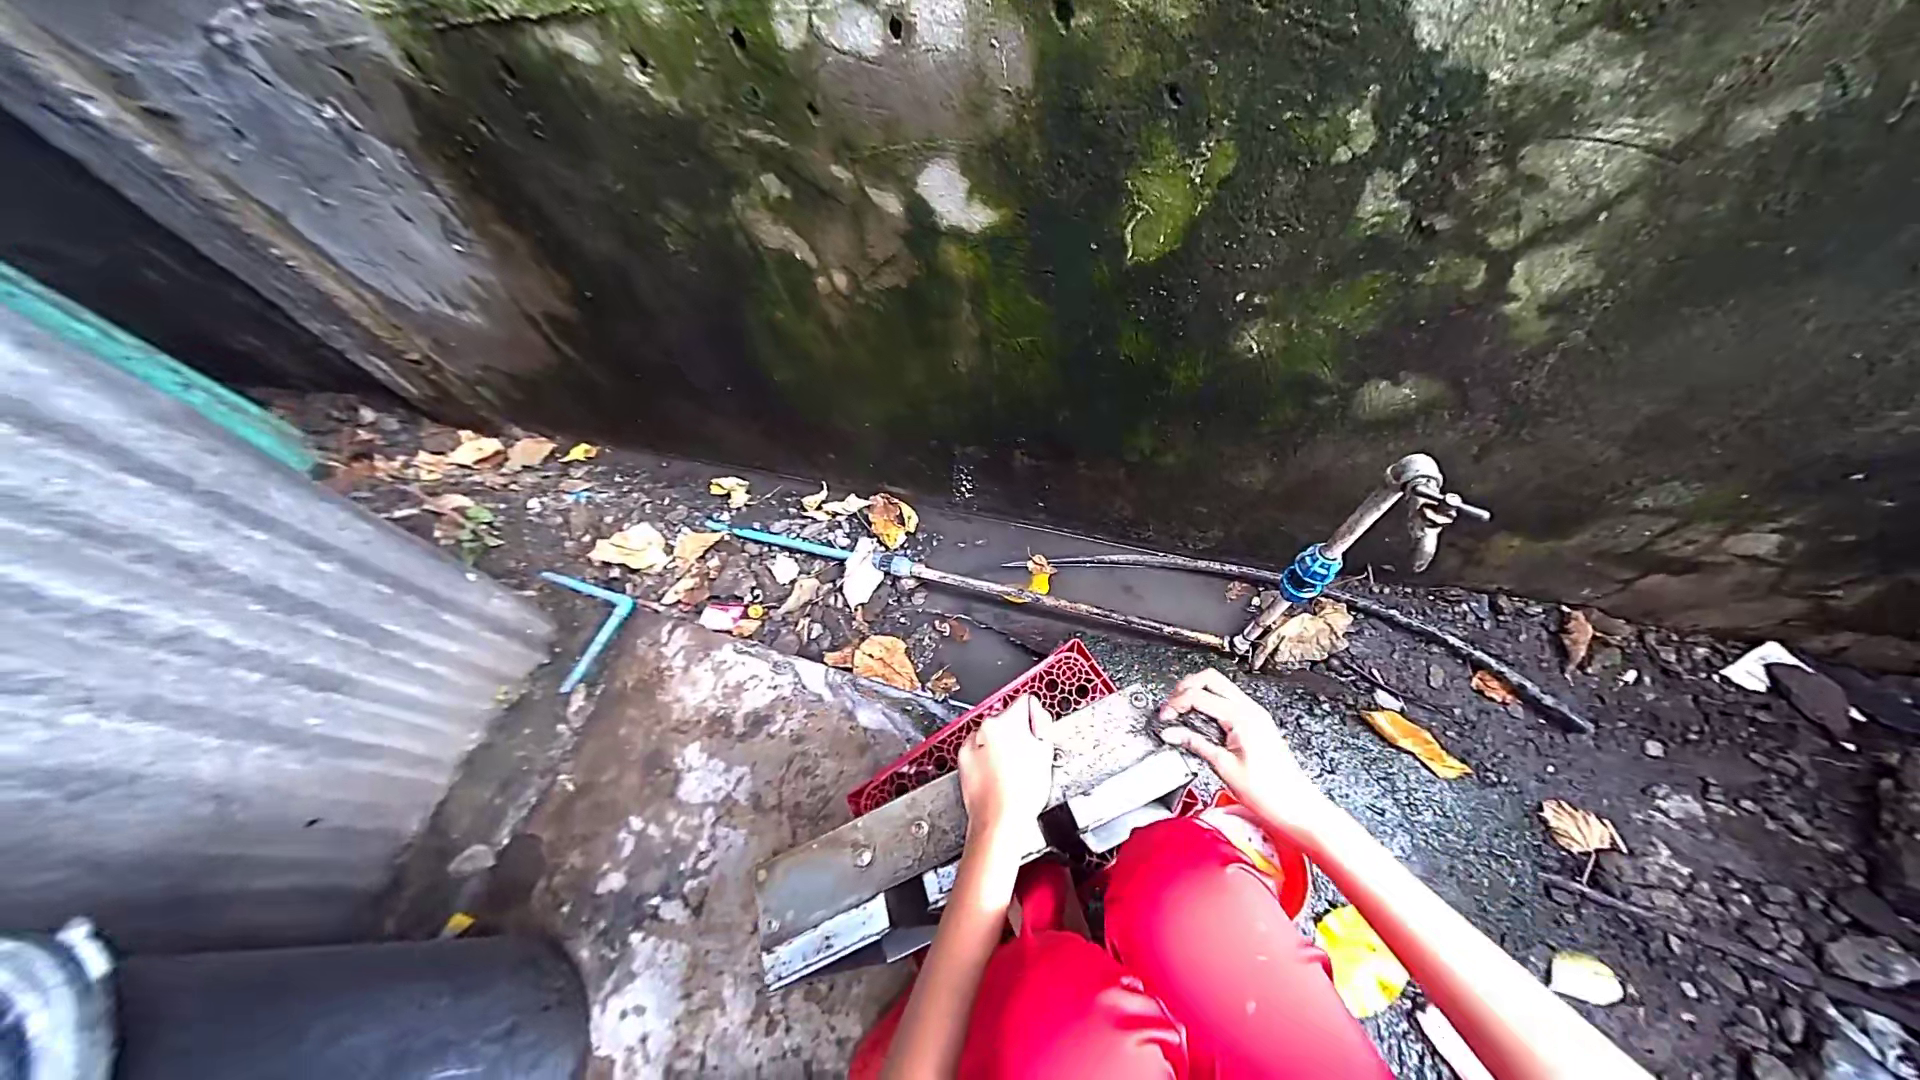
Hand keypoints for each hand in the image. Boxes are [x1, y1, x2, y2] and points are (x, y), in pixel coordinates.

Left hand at [958, 695, 1053, 851]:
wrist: (999, 821)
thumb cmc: (1022, 794)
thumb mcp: (1045, 754)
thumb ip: (1041, 726)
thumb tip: (1036, 713)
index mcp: (1008, 721)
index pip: (1026, 701)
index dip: (1035, 716)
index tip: (1036, 728)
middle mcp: (987, 727)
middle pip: (1007, 718)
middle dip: (1017, 732)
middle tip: (1027, 755)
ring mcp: (973, 742)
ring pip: (992, 735)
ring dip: (1000, 744)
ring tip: (1012, 770)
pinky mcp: (963, 758)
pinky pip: (979, 750)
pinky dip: (986, 756)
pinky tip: (998, 774)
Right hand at [1158, 668, 1338, 844]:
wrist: (1299, 808)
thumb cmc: (1270, 793)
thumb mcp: (1224, 767)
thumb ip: (1195, 743)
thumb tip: (1172, 733)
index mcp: (1242, 717)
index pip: (1199, 696)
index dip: (1175, 704)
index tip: (1164, 717)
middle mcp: (1251, 710)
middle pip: (1209, 679)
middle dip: (1184, 689)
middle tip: (1170, 708)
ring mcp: (1255, 714)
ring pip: (1218, 686)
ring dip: (1196, 694)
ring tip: (1181, 714)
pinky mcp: (1256, 723)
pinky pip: (1227, 701)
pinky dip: (1209, 704)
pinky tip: (1200, 722)